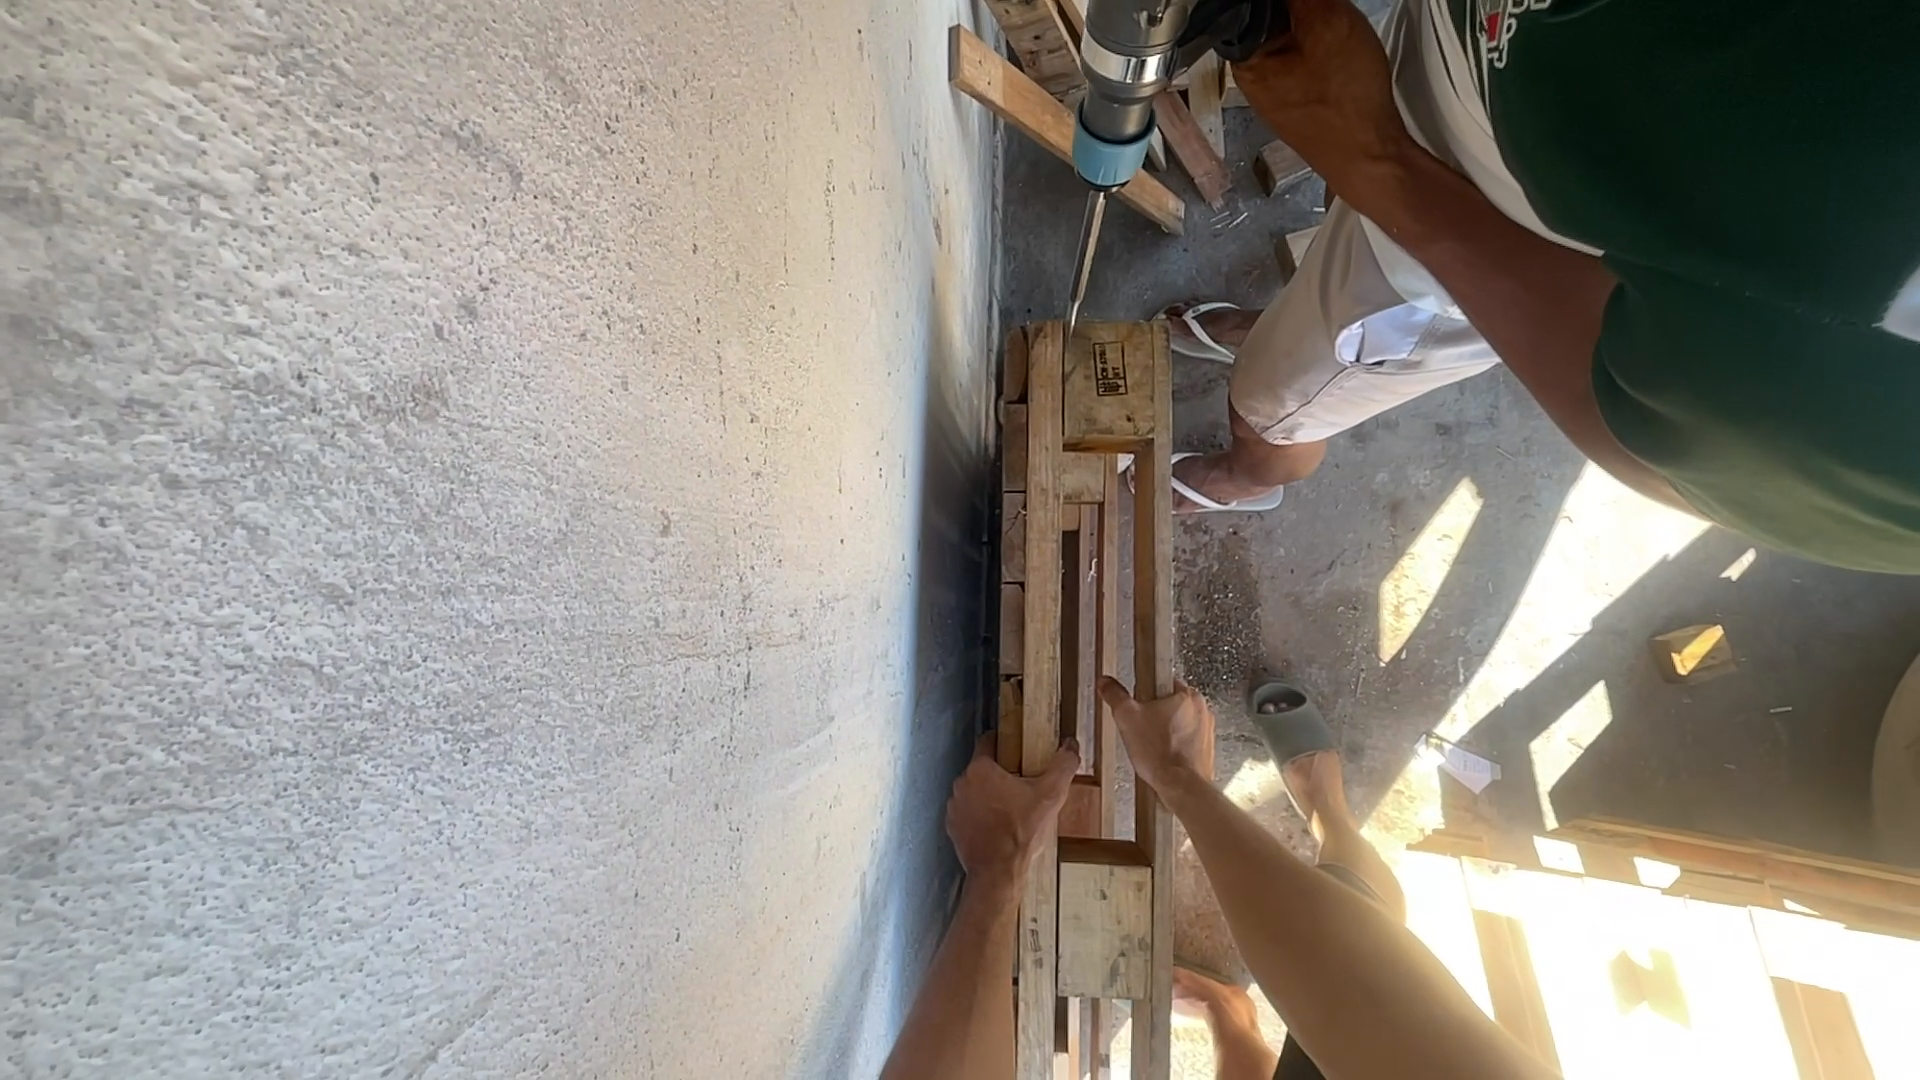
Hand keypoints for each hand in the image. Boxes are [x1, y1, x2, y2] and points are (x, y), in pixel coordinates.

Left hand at [946, 732, 1079, 895]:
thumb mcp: (1051, 796)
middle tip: (1020, 784)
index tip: (1016, 749)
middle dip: (998, 773)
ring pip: (973, 790)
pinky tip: (996, 826)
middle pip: (982, 768)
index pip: (988, 741)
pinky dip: (978, 815)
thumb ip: (1063, 766)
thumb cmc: (1021, 832)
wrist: (998, 873)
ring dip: (987, 795)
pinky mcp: (952, 826)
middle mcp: (962, 782)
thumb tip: (1071, 745)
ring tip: (1010, 808)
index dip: (1003, 742)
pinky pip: (966, 812)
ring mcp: (954, 806)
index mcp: (981, 768)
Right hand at [1095, 678, 1214, 792]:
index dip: (1145, 693)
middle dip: (1154, 713)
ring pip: (1178, 722)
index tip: (1138, 704)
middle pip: (1170, 702)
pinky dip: (1174, 745)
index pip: (1162, 681)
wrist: (1180, 787)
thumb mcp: (1126, 717)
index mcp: (1186, 694)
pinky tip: (1161, 754)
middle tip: (1140, 726)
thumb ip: (1114, 694)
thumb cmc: (1159, 752)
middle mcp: (1201, 709)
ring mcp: (1206, 730)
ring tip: (1150, 743)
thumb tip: (1105, 682)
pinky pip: (1186, 740)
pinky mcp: (1206, 749)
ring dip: (1165, 729)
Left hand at [1231, 0, 1416, 191]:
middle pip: (1267, 20)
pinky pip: (1300, 57)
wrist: (1366, 153)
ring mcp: (1273, 92)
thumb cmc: (1345, 97)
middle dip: (1296, 9)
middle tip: (1326, 9)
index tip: (1310, 4)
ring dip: (1309, 19)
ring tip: (1333, 19)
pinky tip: (1336, 42)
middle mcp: (1252, 79)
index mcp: (1245, 61)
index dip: (1274, 2)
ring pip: (1287, 36)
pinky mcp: (1295, 98)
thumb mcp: (1327, 22)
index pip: (1244, 9)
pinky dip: (1316, 40)